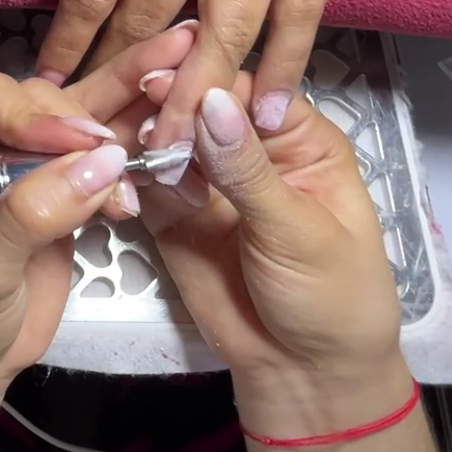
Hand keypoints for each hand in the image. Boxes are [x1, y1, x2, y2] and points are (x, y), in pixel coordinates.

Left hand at [0, 23, 198, 404]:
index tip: (84, 144)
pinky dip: (129, 158)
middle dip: (83, 124)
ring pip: (75, 122)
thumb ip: (30, 214)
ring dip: (123, 113)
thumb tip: (100, 164)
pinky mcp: (58, 190)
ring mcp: (22, 166)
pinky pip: (96, 160)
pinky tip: (151, 168)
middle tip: (118, 157)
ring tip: (178, 95)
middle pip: (40, 104)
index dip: (38, 116)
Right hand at [138, 70, 409, 437]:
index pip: (246, 91)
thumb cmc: (332, 297)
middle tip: (138, 118)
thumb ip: (248, 170)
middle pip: (197, 108)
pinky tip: (118, 180)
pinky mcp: (169, 209)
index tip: (166, 79)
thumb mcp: (299, 231)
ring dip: (141, 141)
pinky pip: (141, 180)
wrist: (299, 372)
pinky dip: (125, 175)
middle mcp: (244, 149)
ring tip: (124, 150)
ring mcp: (202, 179)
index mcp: (296, 139)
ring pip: (163, 139)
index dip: (208, 82)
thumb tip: (211, 103)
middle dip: (166, 109)